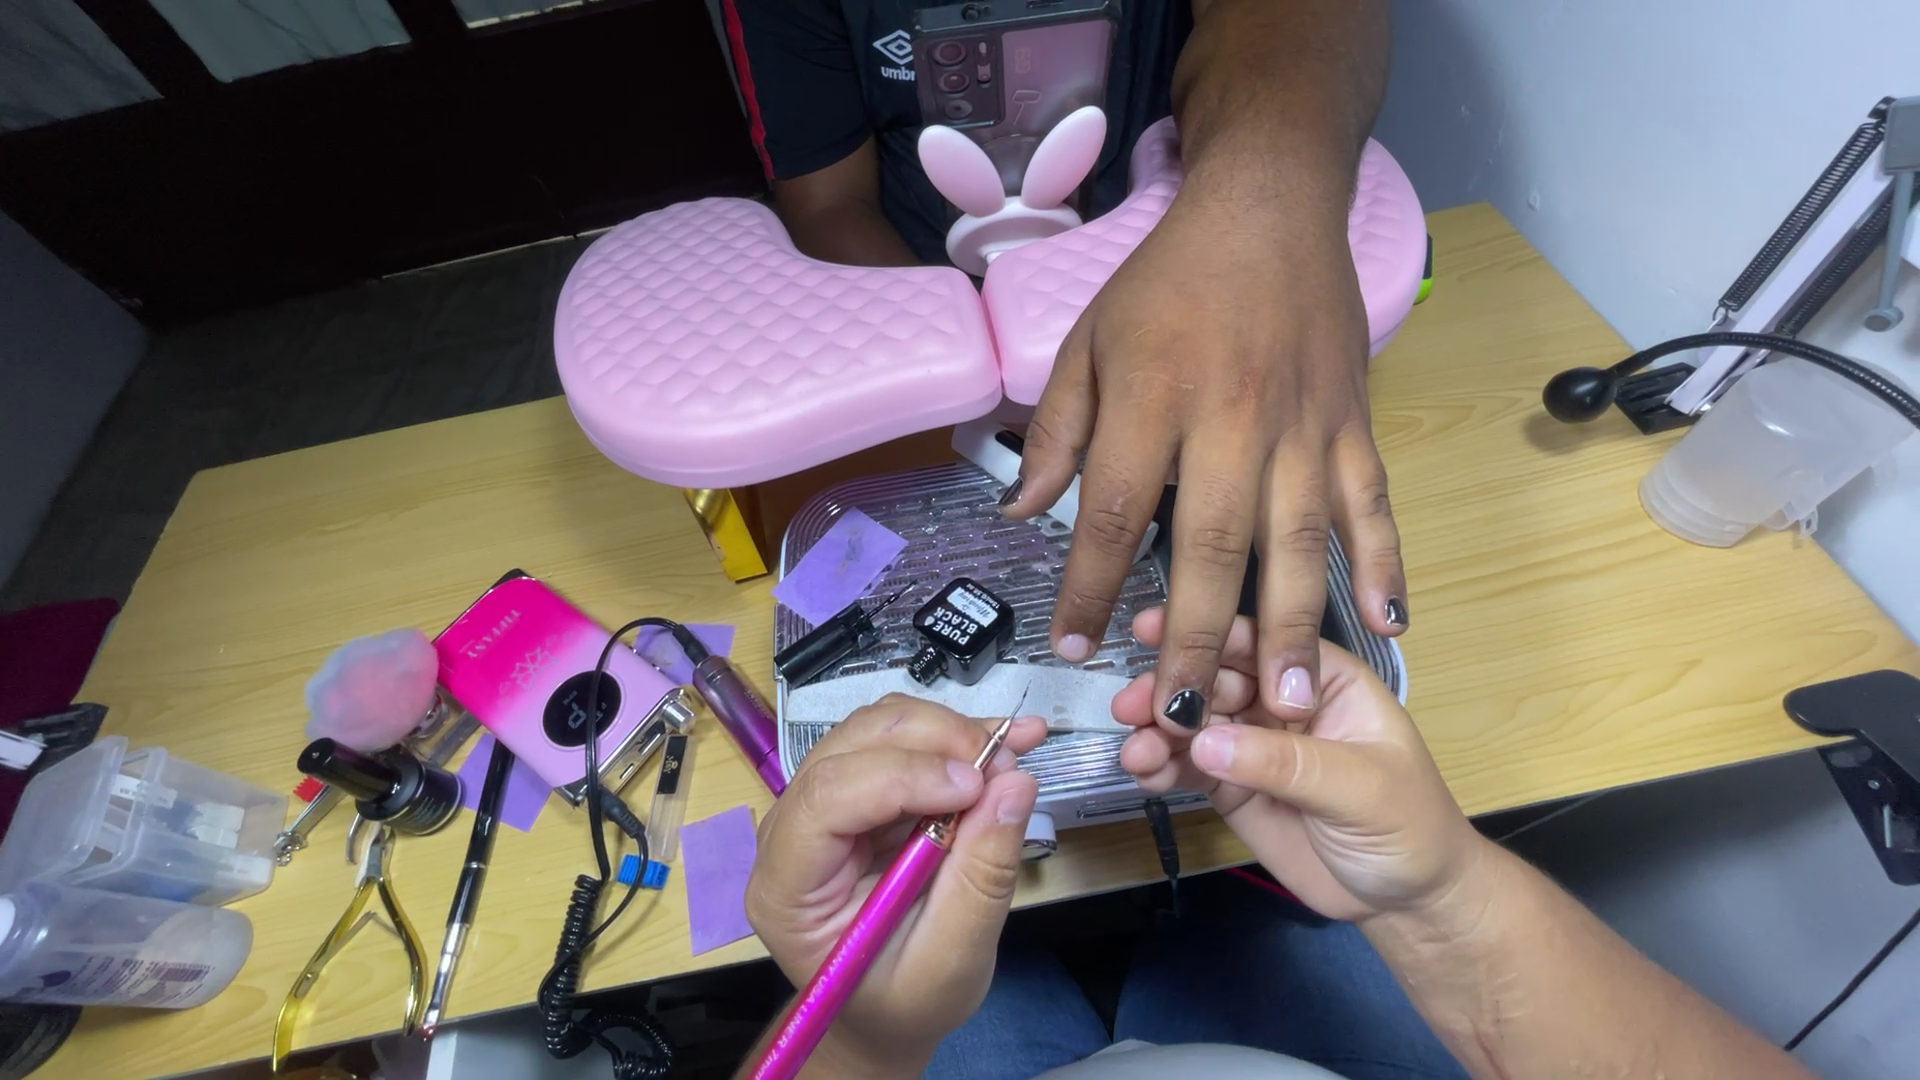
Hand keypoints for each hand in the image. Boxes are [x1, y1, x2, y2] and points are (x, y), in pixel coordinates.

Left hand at [745, 696, 1045, 1074]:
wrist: (885, 1004)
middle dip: (934, 740)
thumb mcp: (949, 961)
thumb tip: (1015, 785)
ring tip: (1008, 755)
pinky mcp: (859, 785)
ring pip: (879, 727)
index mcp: (788, 885)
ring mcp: (823, 798)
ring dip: (948, 730)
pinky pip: (902, 737)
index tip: (976, 786)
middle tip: (1003, 764)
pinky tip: (1004, 739)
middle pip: (853, 746)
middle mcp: (792, 827)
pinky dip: (955, 734)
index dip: (903, 776)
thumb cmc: (903, 998)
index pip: (826, 798)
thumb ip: (981, 877)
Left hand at [1004, 177, 1405, 732]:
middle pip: (1209, 546)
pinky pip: (1372, 503)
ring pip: (1298, 542)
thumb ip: (1054, 432)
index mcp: (1153, 398)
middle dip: (1192, 639)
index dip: (1086, 585)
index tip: (1072, 647)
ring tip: (1285, 704)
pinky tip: (1389, 625)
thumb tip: (1022, 510)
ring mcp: (1303, 427)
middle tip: (1182, 718)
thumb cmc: (1164, 284)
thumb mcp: (1085, 344)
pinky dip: (1384, 564)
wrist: (1266, 211)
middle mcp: (1231, 421)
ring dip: (1288, 628)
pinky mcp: (1352, 425)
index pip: (1111, 511)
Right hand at [1113, 607, 1480, 921]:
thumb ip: (1286, 763)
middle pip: (1211, 678)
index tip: (1151, 633)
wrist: (1406, 905)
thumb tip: (1207, 743)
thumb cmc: (1410, 830)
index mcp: (1320, 678)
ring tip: (1136, 755)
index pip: (1259, 642)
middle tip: (1130, 707)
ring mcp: (1248, 742)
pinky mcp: (1227, 783)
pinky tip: (1144, 775)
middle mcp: (1276, 698)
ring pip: (1191, 722)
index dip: (1207, 634)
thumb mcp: (1362, 789)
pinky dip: (1160, 768)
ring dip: (1157, 733)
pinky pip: (1186, 767)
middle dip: (1169, 690)